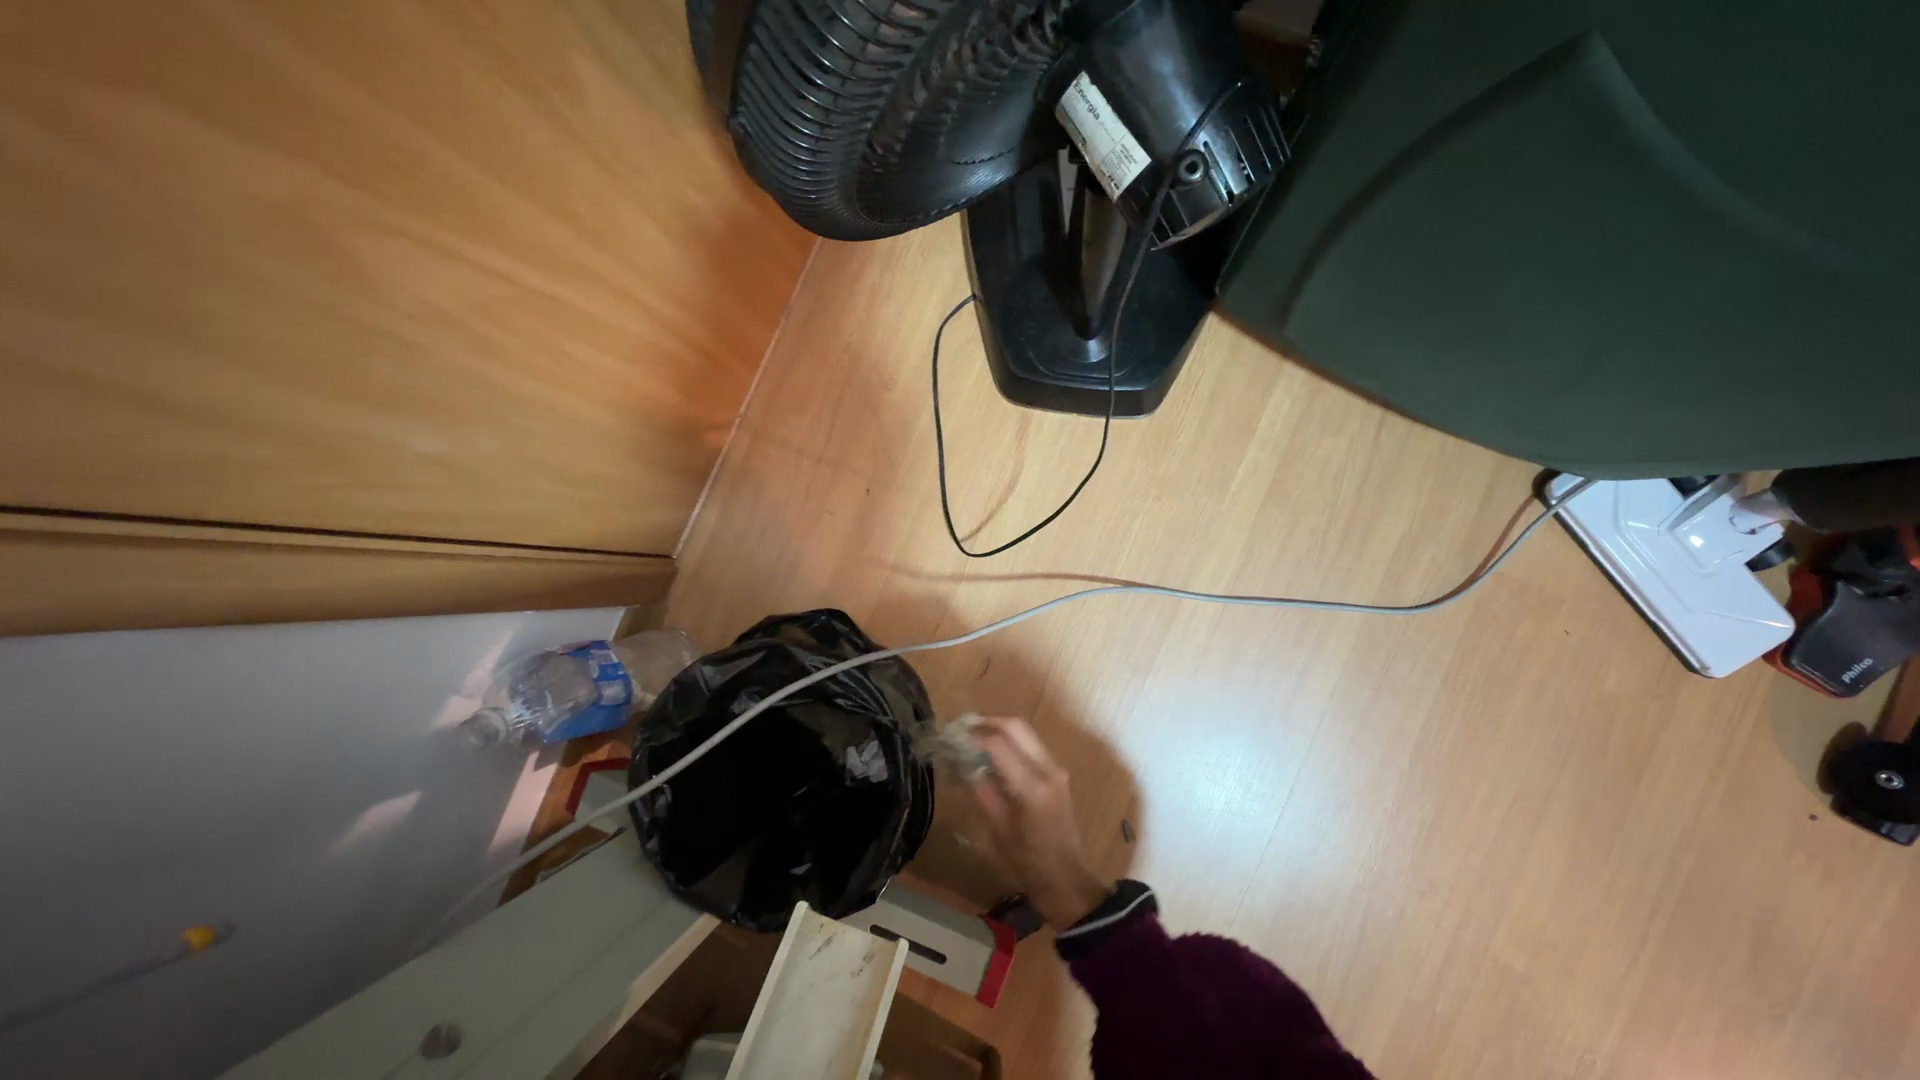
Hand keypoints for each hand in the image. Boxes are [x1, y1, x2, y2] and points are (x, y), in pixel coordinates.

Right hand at [967, 716, 1112, 929]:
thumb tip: (964, 763)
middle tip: (962, 728)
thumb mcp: (997, 829)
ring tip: (974, 738)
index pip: (997, 744)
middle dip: (987, 722)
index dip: (972, 736)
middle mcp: (1048, 769)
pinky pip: (1032, 746)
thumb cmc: (1027, 861)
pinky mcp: (1058, 774)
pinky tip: (993, 754)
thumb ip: (982, 791)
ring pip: (1026, 732)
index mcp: (1031, 786)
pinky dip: (1011, 742)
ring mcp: (1056, 769)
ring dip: (999, 729)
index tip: (951, 737)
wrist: (1065, 878)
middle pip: (1016, 726)